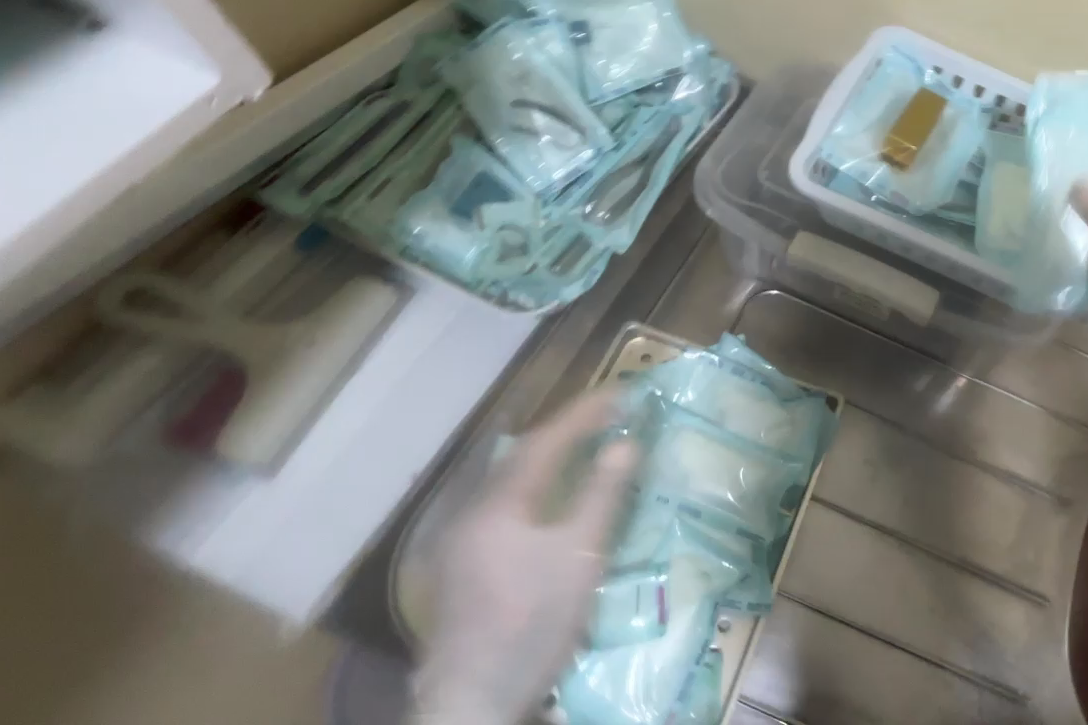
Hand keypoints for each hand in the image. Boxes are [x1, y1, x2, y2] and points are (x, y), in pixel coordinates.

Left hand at [414, 387, 638, 724]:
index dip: (585, 414)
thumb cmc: (532, 622)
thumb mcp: (579, 555)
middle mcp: (472, 513)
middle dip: (567, 432)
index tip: (621, 393)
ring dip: (551, 459)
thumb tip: (626, 443)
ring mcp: (461, 542)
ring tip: (588, 446)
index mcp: (499, 504)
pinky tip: (554, 499)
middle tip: (609, 416)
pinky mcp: (462, 568)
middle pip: (524, 457)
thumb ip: (602, 494)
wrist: (472, 703)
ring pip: (512, 484)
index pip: (546, 441)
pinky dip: (537, 488)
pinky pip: (505, 507)